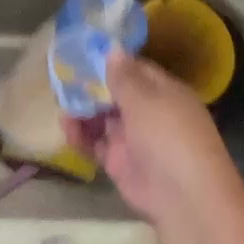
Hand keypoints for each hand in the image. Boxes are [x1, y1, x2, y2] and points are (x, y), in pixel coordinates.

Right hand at [64, 52, 236, 222]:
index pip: (133, 70)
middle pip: (113, 95)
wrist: (181, 194)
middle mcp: (148, 112)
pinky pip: (95, 144)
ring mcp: (133, 138)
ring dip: (82, 114)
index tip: (79, 56)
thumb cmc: (168, 137)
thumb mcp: (146, 101)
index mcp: (163, 92)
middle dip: (89, 90)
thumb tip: (113, 48)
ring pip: (101, 119)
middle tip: (62, 84)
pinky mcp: (119, 161)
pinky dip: (81, 137)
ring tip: (63, 113)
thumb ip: (124, 77)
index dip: (108, 63)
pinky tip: (68, 131)